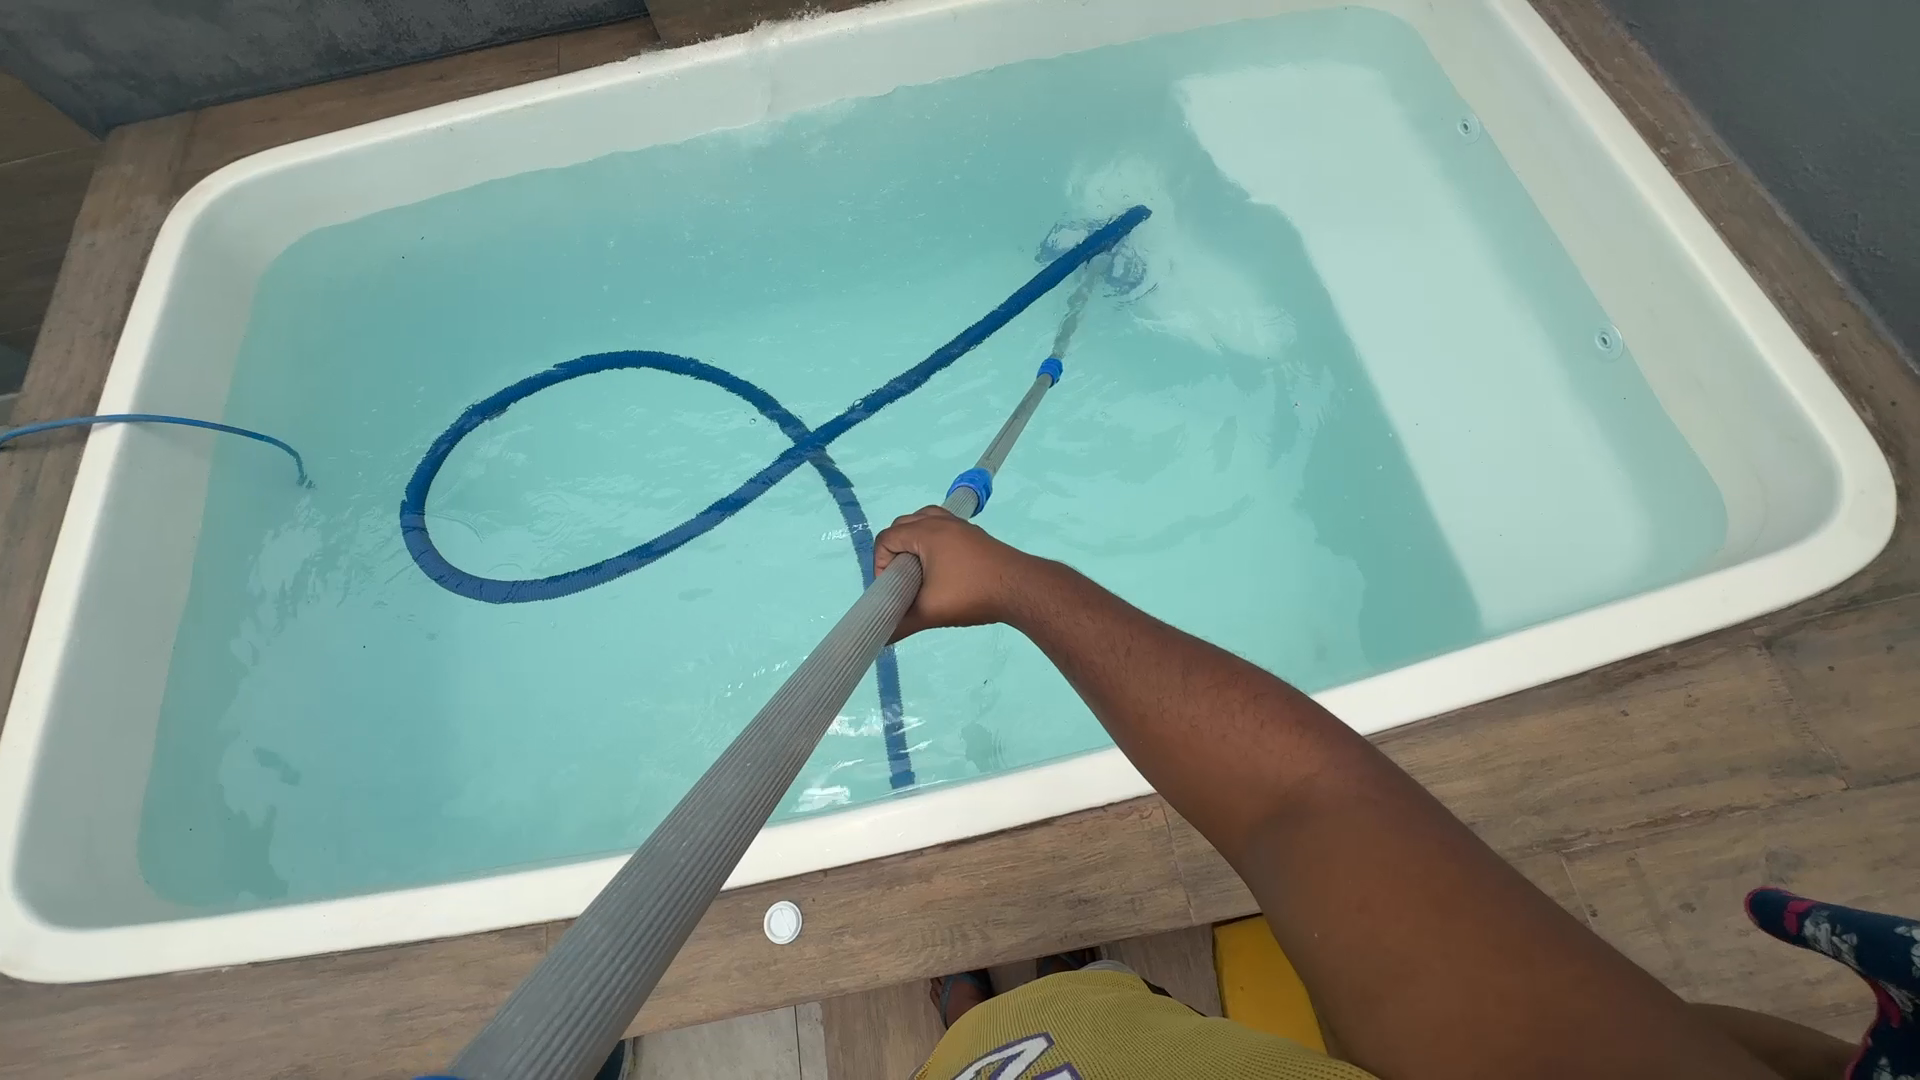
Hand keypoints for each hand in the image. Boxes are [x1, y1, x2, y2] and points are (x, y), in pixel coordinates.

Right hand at [873, 506, 1042, 640]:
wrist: (1020, 588)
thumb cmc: (971, 595)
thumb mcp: (930, 612)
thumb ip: (902, 624)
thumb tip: (883, 638)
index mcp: (926, 532)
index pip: (886, 538)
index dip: (880, 563)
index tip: (891, 586)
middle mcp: (941, 521)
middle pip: (903, 524)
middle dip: (895, 549)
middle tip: (901, 578)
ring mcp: (961, 525)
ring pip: (925, 520)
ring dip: (915, 540)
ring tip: (919, 568)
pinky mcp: (975, 534)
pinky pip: (945, 527)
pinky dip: (935, 539)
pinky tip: (943, 567)